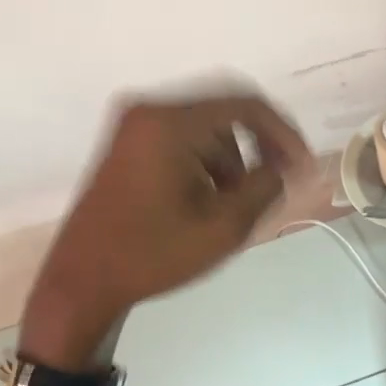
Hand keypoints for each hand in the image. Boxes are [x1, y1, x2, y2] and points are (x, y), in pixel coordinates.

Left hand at [21, 94, 309, 365]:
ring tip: (238, 202)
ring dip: (234, 157)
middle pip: (226, 111)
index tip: (304, 166)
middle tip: (278, 183)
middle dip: (259, 146)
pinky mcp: (127, 143)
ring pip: (207, 126)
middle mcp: (149, 110)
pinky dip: (208, 162)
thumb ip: (267, 186)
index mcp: (170, 122)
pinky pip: (184, 138)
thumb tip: (285, 165)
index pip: (246, 104)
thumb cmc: (153, 255)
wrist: (82, 281)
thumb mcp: (225, 226)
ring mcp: (133, 125)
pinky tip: (210, 199)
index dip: (285, 133)